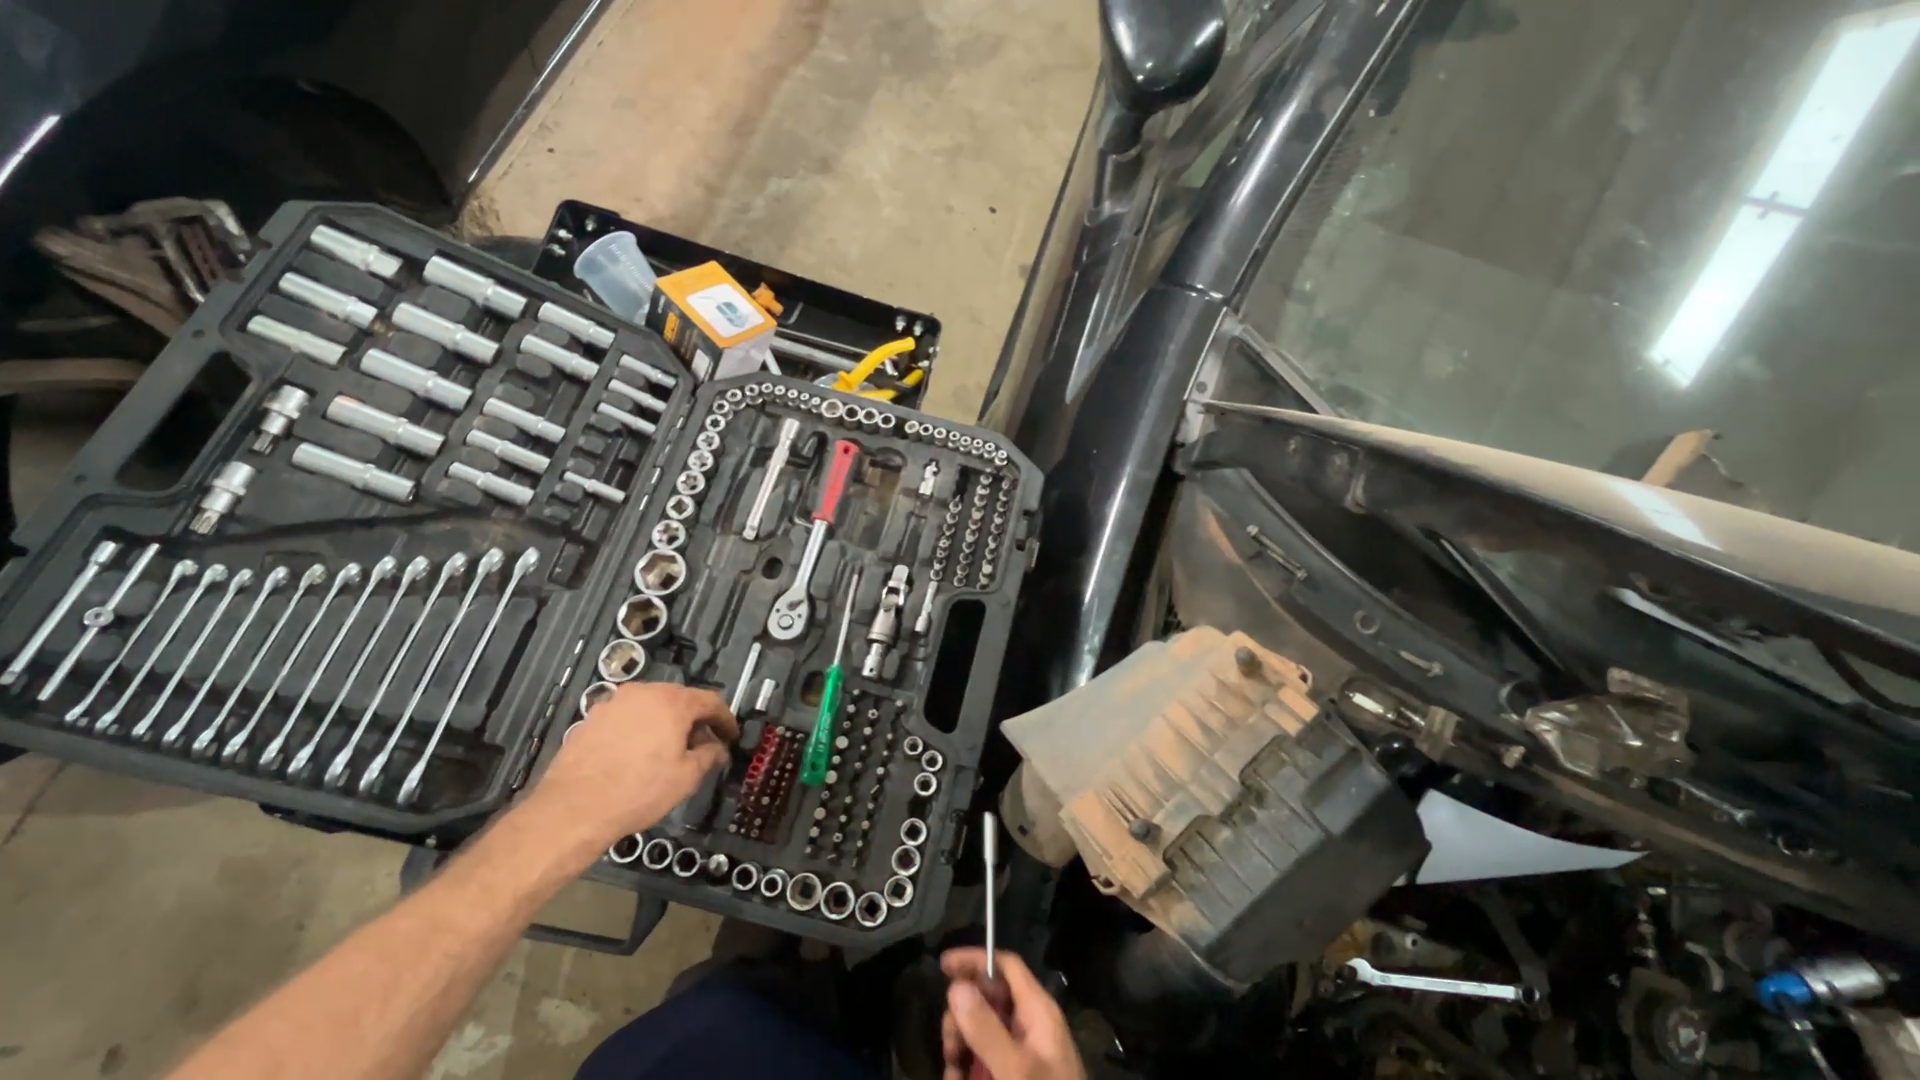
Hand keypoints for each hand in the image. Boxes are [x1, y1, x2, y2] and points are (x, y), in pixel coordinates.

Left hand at [532, 681, 736, 844]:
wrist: (574, 807)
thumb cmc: (640, 790)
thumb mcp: (686, 777)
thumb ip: (708, 755)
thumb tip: (717, 749)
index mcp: (672, 701)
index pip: (710, 701)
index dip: (725, 719)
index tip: (731, 737)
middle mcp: (643, 692)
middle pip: (679, 699)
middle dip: (695, 720)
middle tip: (703, 745)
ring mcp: (613, 703)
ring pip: (651, 706)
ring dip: (666, 723)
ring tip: (670, 751)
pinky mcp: (591, 718)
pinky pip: (627, 717)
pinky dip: (640, 729)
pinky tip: (638, 755)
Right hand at [941, 948, 1084, 1079]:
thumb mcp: (1015, 1069)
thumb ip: (986, 1029)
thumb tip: (956, 986)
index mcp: (1038, 1011)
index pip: (1006, 966)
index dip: (976, 959)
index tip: (942, 966)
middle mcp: (1029, 1025)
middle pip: (987, 1000)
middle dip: (962, 1018)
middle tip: (950, 1046)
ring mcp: (1021, 1052)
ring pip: (980, 1032)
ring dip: (960, 1049)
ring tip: (953, 1076)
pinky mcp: (1013, 1074)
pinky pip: (983, 1060)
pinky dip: (966, 1070)